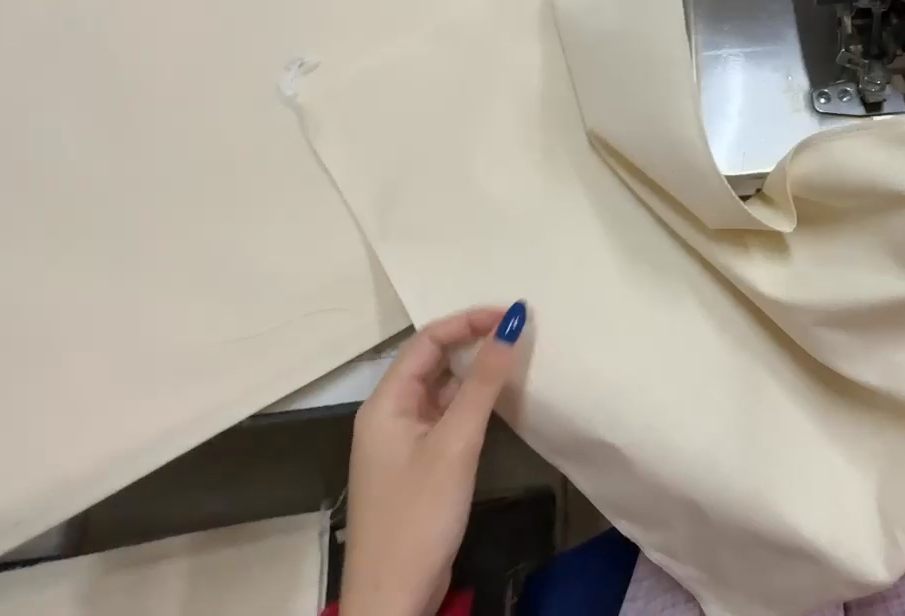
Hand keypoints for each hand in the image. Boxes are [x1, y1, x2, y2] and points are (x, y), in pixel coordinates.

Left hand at [340, 302, 528, 615]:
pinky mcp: (418, 461)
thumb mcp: (456, 443)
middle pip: (431, 359)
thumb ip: (484, 383)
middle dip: (473, 339)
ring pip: (440, 386)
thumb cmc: (419, 514)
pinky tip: (498, 397)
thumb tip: (510, 326)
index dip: (468, 321)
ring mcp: (402, 439)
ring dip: (474, 368)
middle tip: (517, 329)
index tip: (512, 315)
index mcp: (386, 403)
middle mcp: (389, 413)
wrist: (392, 596)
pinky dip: (471, 398)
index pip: (427, 341)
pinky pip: (446, 412)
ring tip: (514, 353)